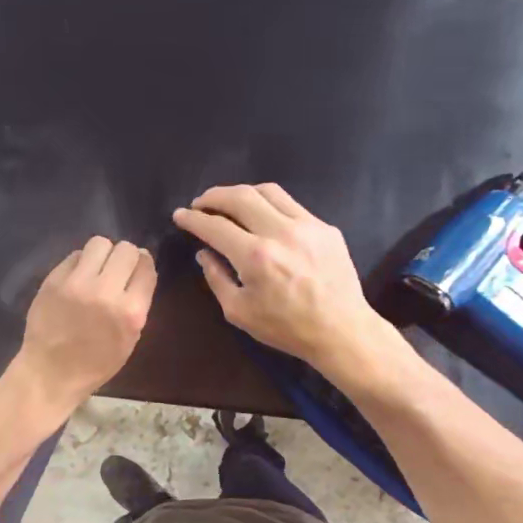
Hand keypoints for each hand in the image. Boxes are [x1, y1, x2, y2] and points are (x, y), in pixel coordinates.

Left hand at [16, 237, 157, 404]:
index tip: (137, 268)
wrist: (50, 373)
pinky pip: (75, 255)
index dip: (143, 264)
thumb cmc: (95, 363)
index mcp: (130, 312)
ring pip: (99, 243)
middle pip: (125, 250)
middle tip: (117, 269)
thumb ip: (138, 303)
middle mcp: (105, 292)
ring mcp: (77, 284)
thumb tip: (140, 267)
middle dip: (125, 257)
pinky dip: (80, 263)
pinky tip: (77, 278)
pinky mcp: (54, 280)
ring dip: (103, 254)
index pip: (146, 268)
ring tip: (97, 269)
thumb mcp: (130, 338)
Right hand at [173, 184, 392, 371]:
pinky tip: (263, 217)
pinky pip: (292, 205)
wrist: (341, 331)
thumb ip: (216, 278)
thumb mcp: (239, 312)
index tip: (180, 215)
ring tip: (229, 203)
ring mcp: (308, 226)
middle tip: (200, 204)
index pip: (215, 226)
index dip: (193, 218)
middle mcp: (281, 232)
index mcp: (256, 256)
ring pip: (268, 191)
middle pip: (240, 196)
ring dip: (242, 193)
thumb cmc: (286, 328)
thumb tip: (204, 253)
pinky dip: (270, 205)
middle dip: (214, 196)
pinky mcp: (326, 228)